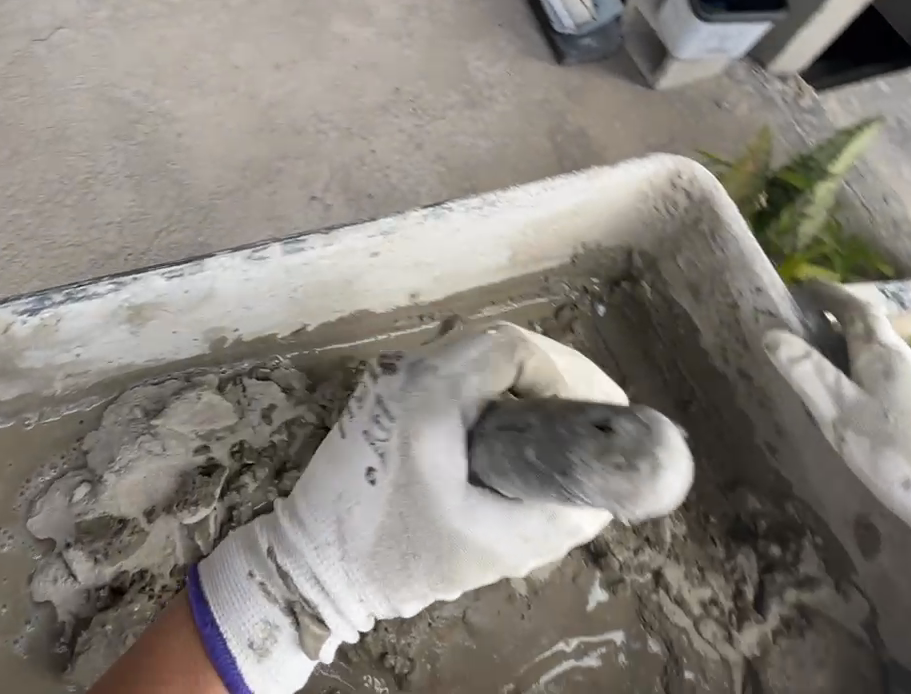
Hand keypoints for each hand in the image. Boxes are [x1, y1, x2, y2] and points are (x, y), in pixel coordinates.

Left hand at [189, 322, 638, 693]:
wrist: (310, 565)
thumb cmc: (395, 554)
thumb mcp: (491, 546)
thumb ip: (556, 518)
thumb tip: (596, 498)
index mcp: (427, 391)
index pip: (511, 346)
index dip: (567, 370)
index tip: (600, 410)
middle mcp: (405, 369)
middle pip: (494, 344)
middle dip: (552, 373)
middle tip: (590, 416)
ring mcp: (390, 380)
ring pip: (473, 358)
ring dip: (522, 382)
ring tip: (562, 425)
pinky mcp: (386, 399)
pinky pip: (452, 378)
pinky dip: (491, 395)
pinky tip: (514, 433)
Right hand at [766, 282, 910, 656]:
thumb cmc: (900, 457)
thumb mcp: (839, 413)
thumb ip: (804, 371)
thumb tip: (770, 332)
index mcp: (886, 357)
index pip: (857, 308)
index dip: (828, 294)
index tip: (801, 289)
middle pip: (873, 332)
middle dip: (836, 323)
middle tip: (801, 332)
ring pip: (886, 360)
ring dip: (853, 353)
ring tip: (824, 372)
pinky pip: (896, 384)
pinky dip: (869, 379)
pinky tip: (862, 411)